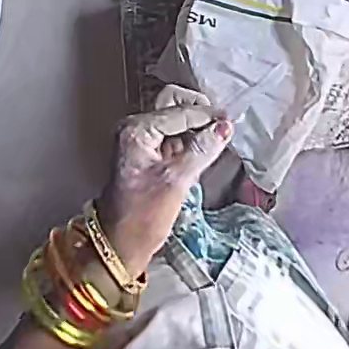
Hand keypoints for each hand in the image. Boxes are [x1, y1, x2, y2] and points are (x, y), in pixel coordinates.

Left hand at [98, 85, 231, 274]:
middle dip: (198, 109)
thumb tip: (224, 127)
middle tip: (221, 122)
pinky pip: (172, 131)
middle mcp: (135, 128)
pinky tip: (204, 145)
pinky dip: (190, 134)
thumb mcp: (176, 182)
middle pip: (172, 102)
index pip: (179, 113)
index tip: (229, 122)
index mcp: (137, 131)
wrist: (120, 247)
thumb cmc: (142, 218)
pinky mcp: (148, 151)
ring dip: (195, 122)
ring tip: (217, 134)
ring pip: (173, 115)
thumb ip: (202, 150)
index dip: (206, 116)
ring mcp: (140, 138)